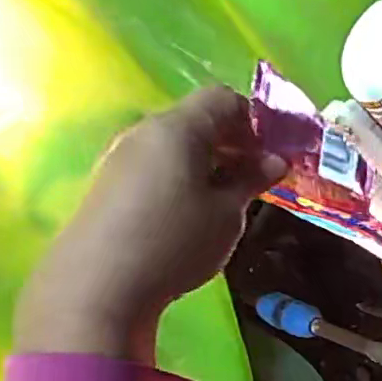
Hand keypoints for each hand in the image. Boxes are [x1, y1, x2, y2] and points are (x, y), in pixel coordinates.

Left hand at [14, 86, 287, 362]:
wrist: (102, 281)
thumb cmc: (177, 241)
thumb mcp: (227, 213)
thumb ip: (252, 180)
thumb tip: (276, 160)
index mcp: (178, 128)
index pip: (224, 99)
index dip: (257, 120)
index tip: (279, 152)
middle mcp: (147, 130)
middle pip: (200, 119)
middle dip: (237, 142)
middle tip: (264, 178)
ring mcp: (126, 155)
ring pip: (180, 144)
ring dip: (214, 162)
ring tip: (236, 199)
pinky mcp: (115, 182)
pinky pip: (162, 165)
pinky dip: (190, 177)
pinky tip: (201, 211)